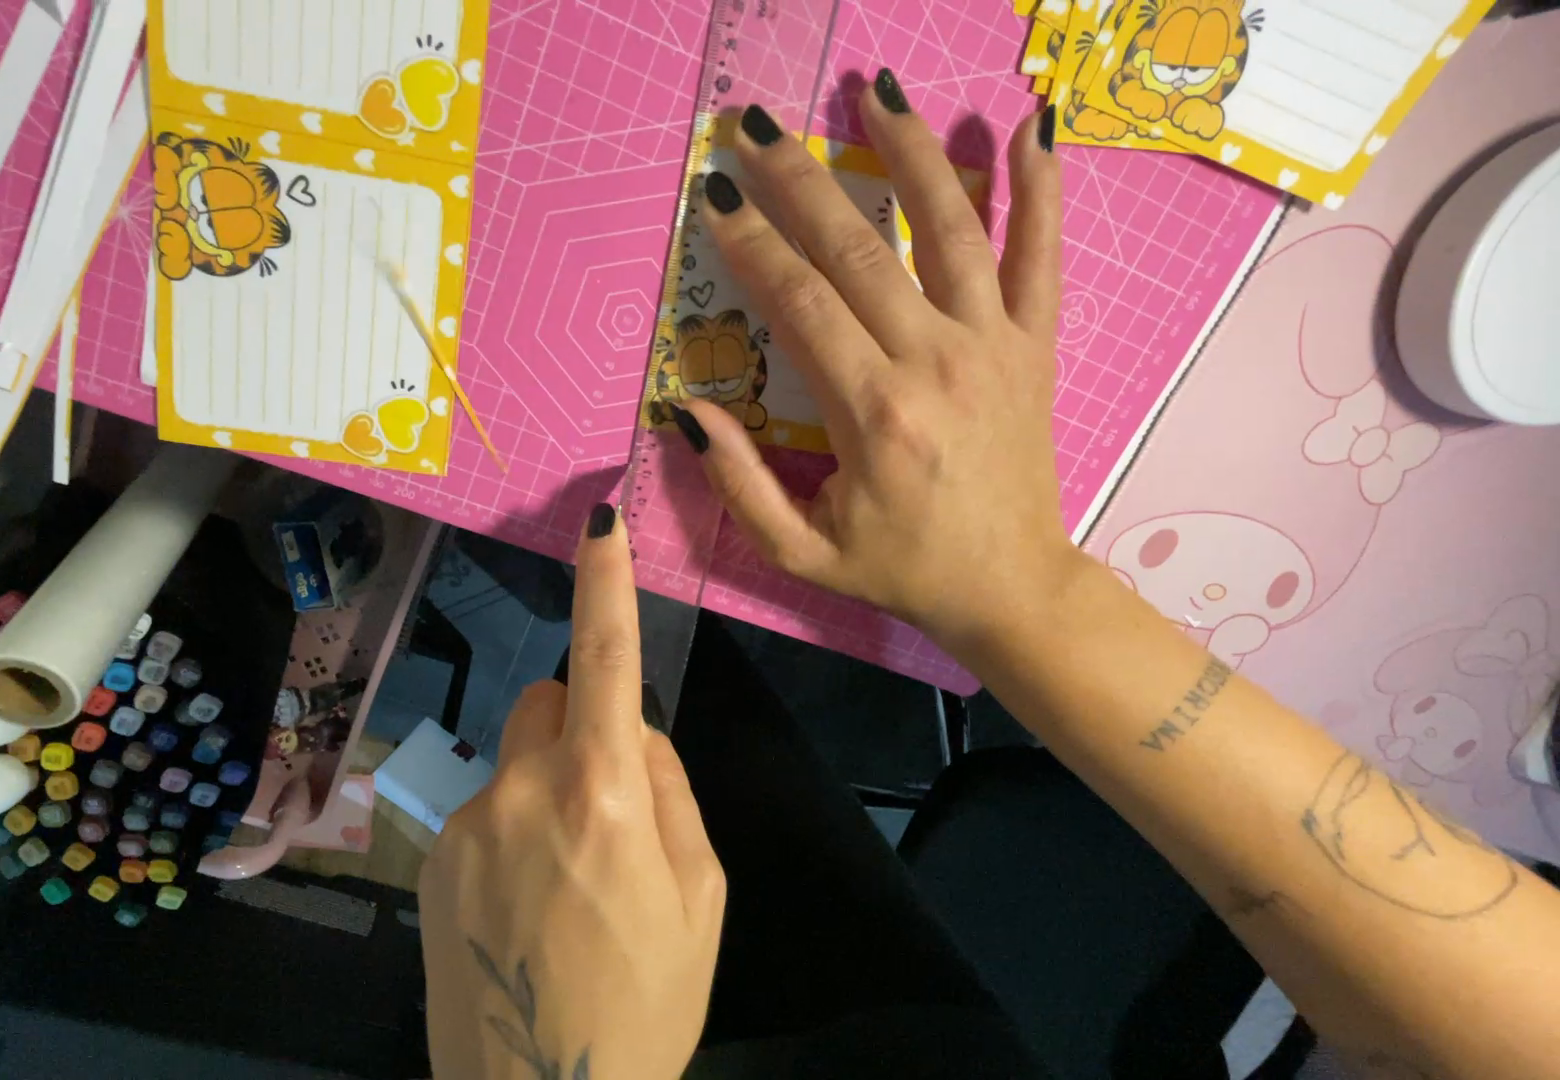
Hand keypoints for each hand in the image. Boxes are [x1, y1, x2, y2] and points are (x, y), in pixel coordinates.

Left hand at [418, 505, 725, 1079]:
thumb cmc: (647, 999)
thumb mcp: (701, 892)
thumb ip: (668, 785)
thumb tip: (629, 724)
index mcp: (602, 791)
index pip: (603, 659)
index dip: (605, 583)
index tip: (599, 521)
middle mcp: (522, 787)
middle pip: (550, 700)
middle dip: (580, 725)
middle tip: (608, 808)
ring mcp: (467, 819)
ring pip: (517, 754)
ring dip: (547, 781)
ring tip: (565, 874)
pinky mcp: (431, 853)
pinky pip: (486, 804)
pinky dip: (511, 826)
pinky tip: (522, 902)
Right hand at [680, 76, 1085, 654]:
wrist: (1008, 587)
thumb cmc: (897, 570)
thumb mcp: (797, 550)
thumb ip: (737, 483)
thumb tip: (686, 412)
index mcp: (870, 412)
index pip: (799, 301)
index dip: (752, 242)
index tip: (718, 193)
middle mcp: (935, 360)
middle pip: (858, 247)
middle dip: (801, 178)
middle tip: (759, 124)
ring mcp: (994, 345)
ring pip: (953, 226)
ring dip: (910, 151)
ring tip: (874, 92)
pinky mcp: (1036, 346)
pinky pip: (1043, 253)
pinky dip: (1041, 187)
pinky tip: (1029, 124)